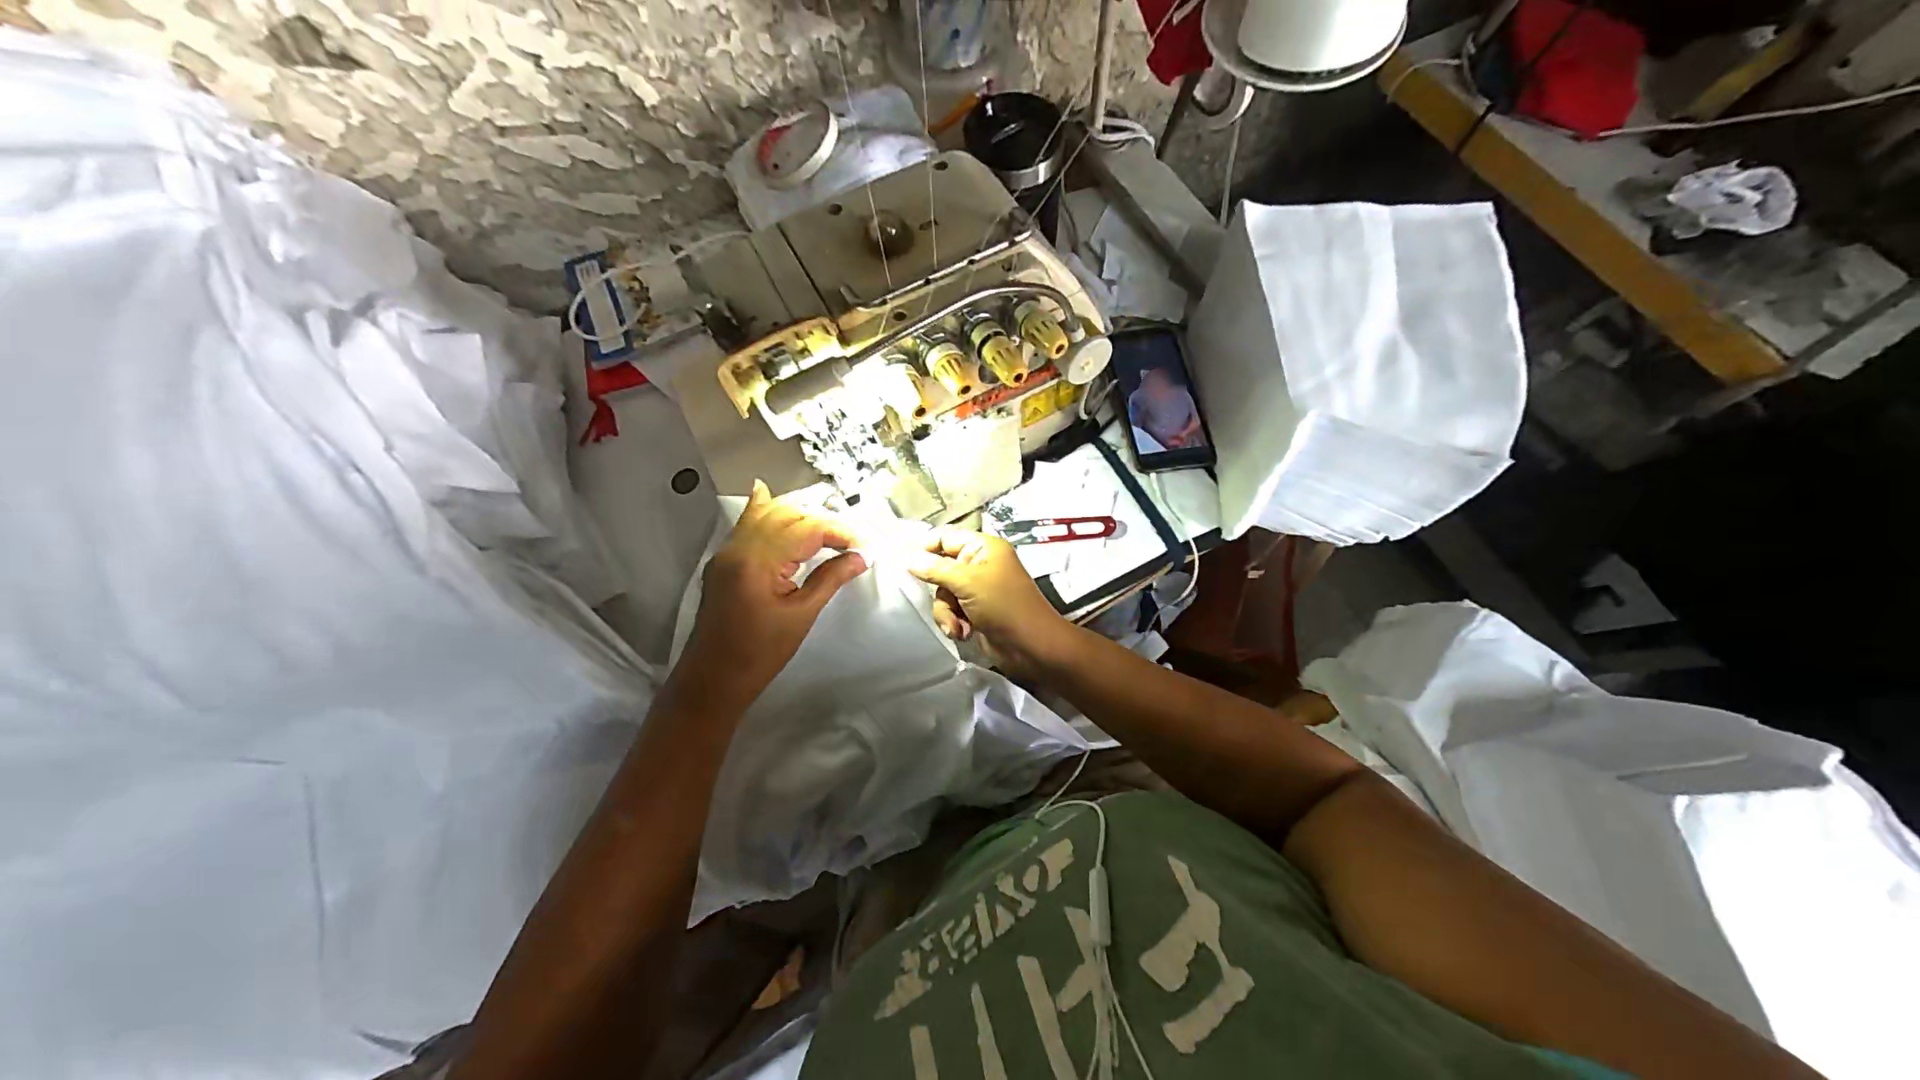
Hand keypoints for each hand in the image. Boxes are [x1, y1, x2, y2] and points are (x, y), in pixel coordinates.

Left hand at [673, 481, 867, 713]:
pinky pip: (746, 524)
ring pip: (765, 513)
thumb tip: (861, 557)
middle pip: (787, 513)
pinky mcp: (723, 560)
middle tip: (851, 540)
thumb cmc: (759, 654)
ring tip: (827, 526)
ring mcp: (727, 552)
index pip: (807, 528)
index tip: (865, 547)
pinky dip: (764, 511)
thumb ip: (831, 579)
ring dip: (798, 513)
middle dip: (822, 520)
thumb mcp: (801, 616)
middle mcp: (738, 547)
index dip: (840, 532)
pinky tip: (768, 494)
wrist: (712, 680)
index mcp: (758, 561)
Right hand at [904, 527, 1075, 677]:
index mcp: (983, 548)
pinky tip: (963, 633)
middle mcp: (979, 565)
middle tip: (945, 599)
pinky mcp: (974, 612)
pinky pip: (950, 611)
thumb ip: (935, 569)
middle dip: (940, 590)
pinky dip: (953, 622)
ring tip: (958, 626)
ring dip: (947, 612)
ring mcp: (977, 589)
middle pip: (940, 568)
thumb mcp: (967, 582)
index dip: (926, 549)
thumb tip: (906, 557)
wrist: (1030, 647)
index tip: (906, 563)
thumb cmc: (1004, 605)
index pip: (946, 538)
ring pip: (942, 594)